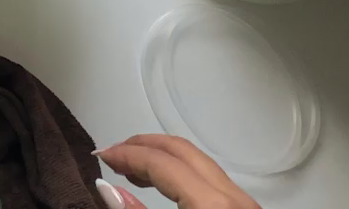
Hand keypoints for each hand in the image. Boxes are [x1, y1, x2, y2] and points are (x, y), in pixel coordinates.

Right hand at [95, 135, 259, 208]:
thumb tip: (106, 187)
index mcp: (213, 203)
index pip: (159, 162)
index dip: (124, 154)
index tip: (100, 156)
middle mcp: (235, 197)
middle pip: (181, 150)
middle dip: (143, 145)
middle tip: (115, 154)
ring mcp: (248, 205)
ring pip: (199, 162)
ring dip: (162, 157)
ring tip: (135, 169)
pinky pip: (212, 179)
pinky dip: (182, 173)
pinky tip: (168, 186)